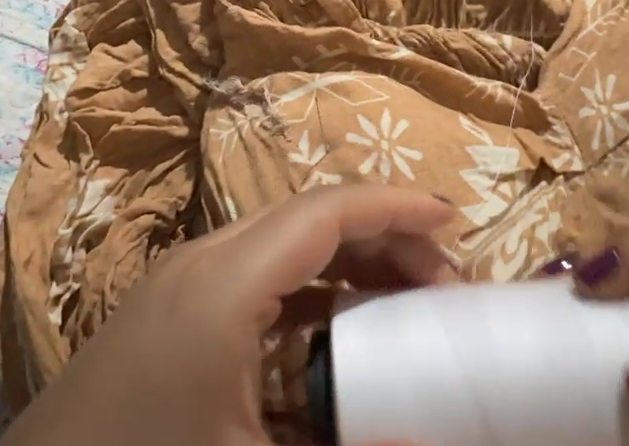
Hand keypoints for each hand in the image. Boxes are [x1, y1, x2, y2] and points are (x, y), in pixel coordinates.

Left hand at [0, 185, 457, 445]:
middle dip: (382, 236)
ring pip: (283, 245)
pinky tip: (340, 336)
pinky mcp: (173, 310)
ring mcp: (183, 282)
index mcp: (224, 282)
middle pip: (308, 221)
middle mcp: (204, 261)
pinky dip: (310, 292)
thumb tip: (437, 437)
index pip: (324, 213)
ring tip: (406, 303)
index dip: (394, 206)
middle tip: (445, 284)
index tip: (454, 220)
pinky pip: (257, 278)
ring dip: (346, 262)